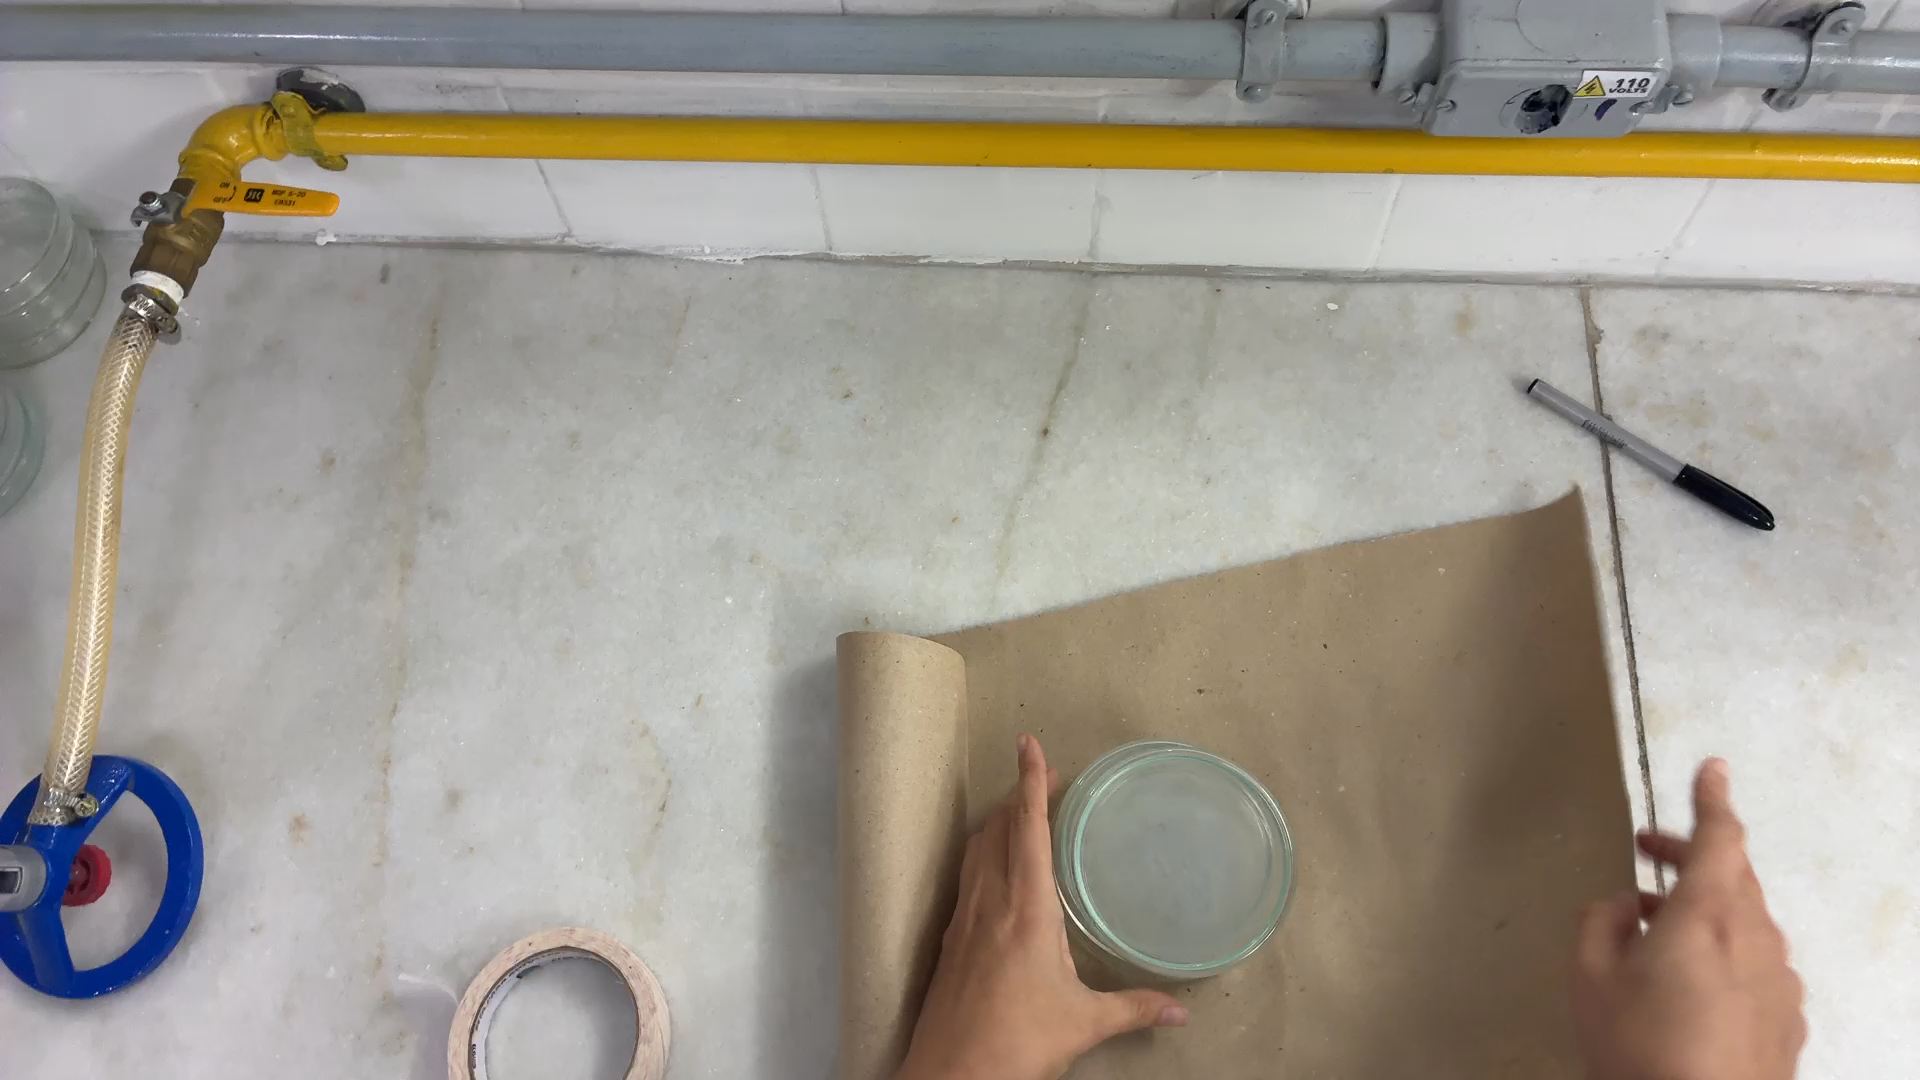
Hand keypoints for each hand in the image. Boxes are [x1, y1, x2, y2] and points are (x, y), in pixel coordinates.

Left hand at [895, 734, 1188, 1079]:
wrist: (951, 1073)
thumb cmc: (1017, 1041)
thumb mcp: (1082, 1023)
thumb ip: (1132, 1008)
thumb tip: (1182, 1010)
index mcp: (1026, 905)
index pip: (1028, 826)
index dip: (1030, 780)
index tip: (1028, 742)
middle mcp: (992, 896)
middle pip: (1001, 825)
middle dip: (1021, 792)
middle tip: (1047, 775)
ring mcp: (967, 911)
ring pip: (979, 844)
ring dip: (1000, 817)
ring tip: (1023, 810)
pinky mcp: (953, 932)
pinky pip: (969, 870)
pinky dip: (985, 848)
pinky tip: (997, 865)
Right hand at [1571, 758, 1806, 1079]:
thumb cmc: (1634, 1039)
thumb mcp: (1588, 968)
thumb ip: (1603, 918)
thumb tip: (1629, 904)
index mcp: (1706, 920)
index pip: (1720, 843)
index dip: (1713, 800)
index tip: (1714, 767)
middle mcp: (1756, 944)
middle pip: (1735, 877)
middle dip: (1693, 852)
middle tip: (1644, 849)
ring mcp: (1781, 985)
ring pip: (1748, 917)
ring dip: (1705, 898)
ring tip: (1654, 918)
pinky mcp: (1789, 1020)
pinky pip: (1757, 957)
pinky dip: (1722, 939)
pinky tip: (1684, 969)